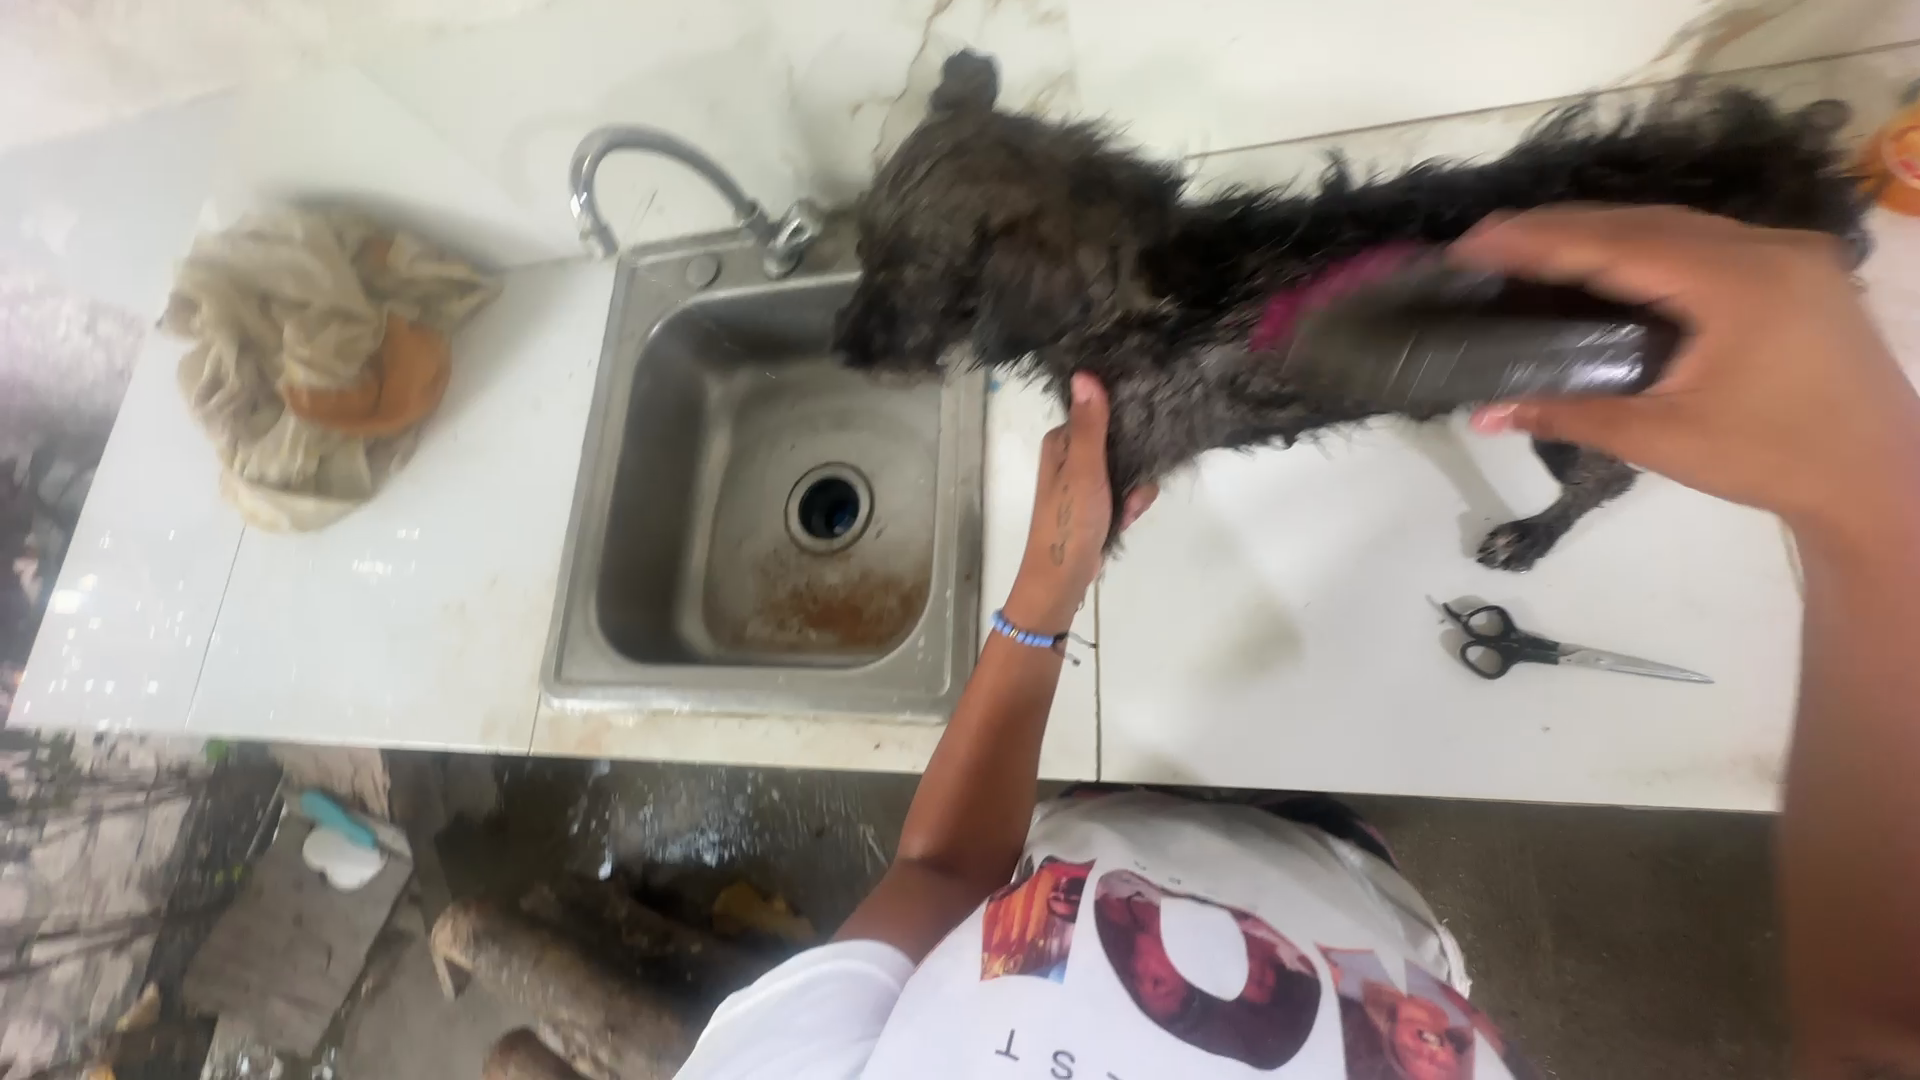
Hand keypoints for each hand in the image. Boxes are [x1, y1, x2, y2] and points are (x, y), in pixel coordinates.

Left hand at [1003, 374, 1156, 633]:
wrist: (1063, 576)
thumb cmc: (1070, 519)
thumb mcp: (1083, 467)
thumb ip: (1090, 424)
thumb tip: (1084, 373)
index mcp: (1060, 442)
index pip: (1097, 412)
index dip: (1121, 421)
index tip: (1141, 430)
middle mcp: (1068, 459)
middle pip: (1116, 441)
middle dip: (1132, 461)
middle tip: (1133, 481)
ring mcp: (1081, 485)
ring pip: (1124, 471)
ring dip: (1132, 489)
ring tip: (1128, 505)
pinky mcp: (1093, 508)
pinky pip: (1122, 496)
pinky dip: (1127, 508)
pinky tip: (1125, 521)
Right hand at [1454, 205, 1919, 541]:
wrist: (1877, 474)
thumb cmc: (1770, 457)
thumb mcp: (1657, 438)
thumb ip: (1566, 415)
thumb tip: (1483, 414)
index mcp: (1740, 284)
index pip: (1619, 247)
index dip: (1540, 241)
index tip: (1475, 242)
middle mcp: (1767, 251)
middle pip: (1642, 223)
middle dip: (1557, 226)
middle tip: (1486, 237)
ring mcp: (1783, 257)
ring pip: (1669, 225)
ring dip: (1592, 230)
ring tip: (1522, 241)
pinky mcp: (1785, 273)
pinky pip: (1693, 242)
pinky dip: (1630, 244)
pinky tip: (1591, 257)